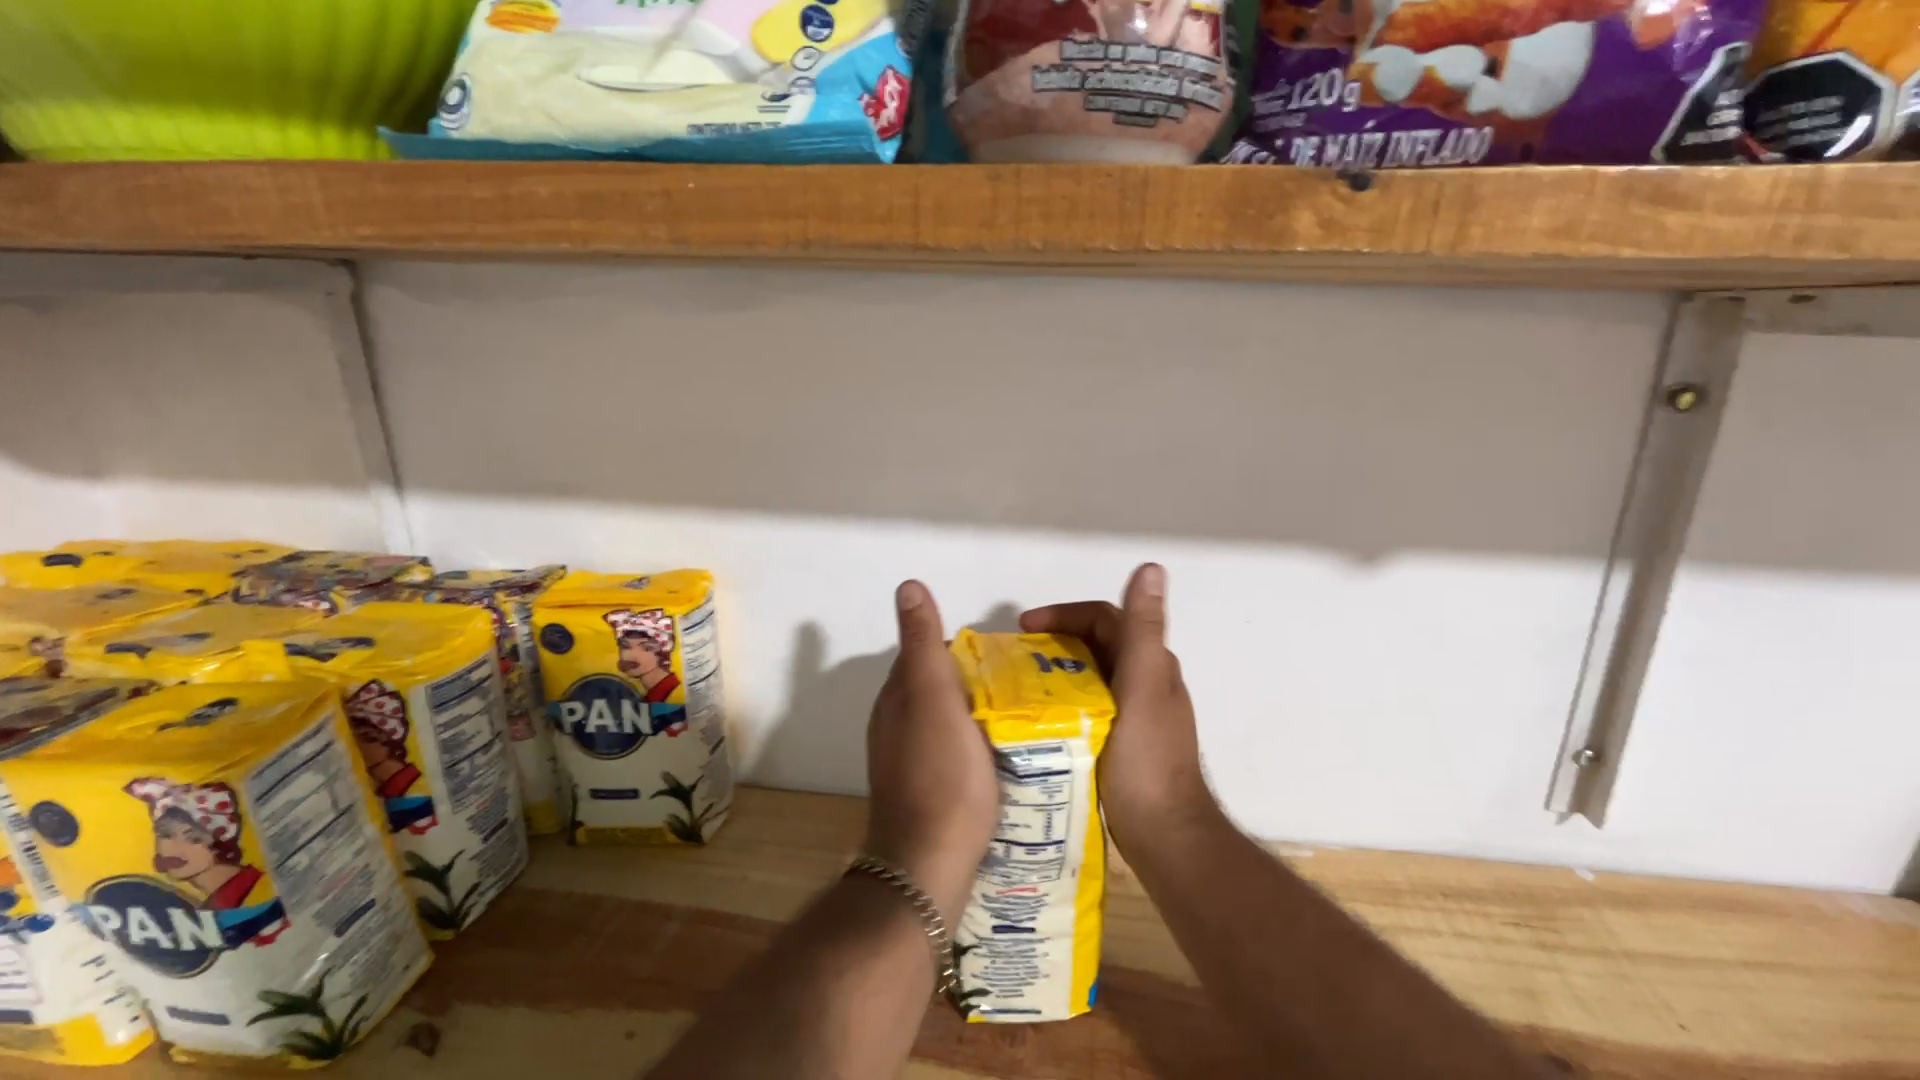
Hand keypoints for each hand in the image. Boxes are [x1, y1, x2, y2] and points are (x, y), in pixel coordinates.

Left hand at [865, 580, 998, 923]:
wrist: (927, 863)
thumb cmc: (941, 775)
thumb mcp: (933, 697)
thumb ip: (922, 642)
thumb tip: (908, 585)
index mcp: (896, 697)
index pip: (928, 652)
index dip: (966, 649)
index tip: (1009, 657)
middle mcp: (893, 724)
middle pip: (938, 687)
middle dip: (975, 681)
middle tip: (1026, 688)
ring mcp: (905, 760)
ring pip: (945, 721)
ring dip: (977, 715)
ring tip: (1021, 721)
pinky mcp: (923, 790)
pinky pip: (951, 753)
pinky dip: (974, 746)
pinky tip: (1000, 759)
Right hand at [1020, 563, 1214, 851]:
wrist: (1163, 834)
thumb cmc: (1148, 760)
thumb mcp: (1142, 686)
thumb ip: (1142, 629)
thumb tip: (1152, 567)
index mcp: (1151, 663)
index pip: (1104, 617)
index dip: (1064, 613)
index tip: (1023, 627)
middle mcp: (1143, 682)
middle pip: (1094, 645)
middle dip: (1053, 641)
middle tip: (1012, 657)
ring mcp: (1131, 714)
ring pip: (1087, 676)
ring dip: (1054, 671)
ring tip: (1015, 686)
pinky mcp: (1117, 743)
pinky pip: (1083, 707)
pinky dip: (1058, 702)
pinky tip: (1034, 719)